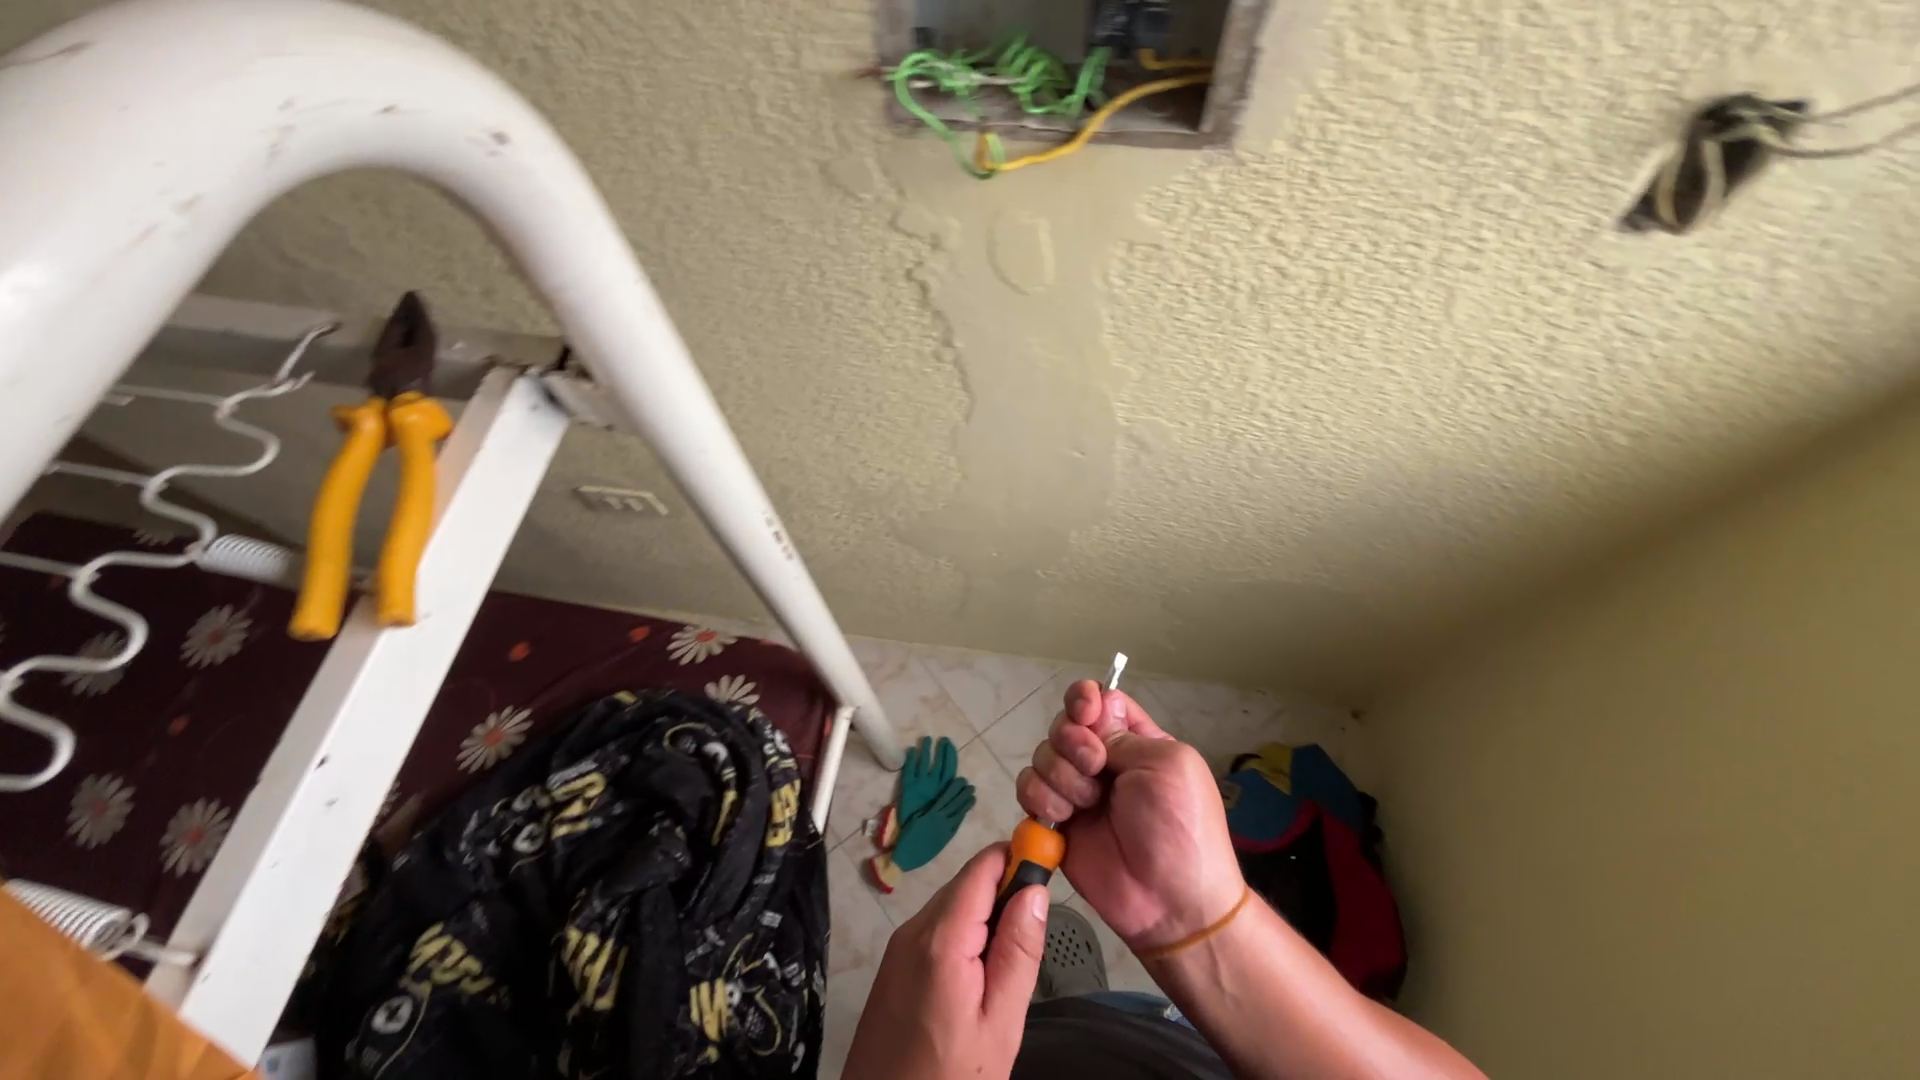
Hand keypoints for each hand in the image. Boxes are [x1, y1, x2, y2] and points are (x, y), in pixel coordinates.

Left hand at [842, 844, 1047, 1079]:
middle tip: (1031, 941)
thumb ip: (1019, 952)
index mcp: (941, 937)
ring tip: (1005, 968)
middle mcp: (914, 928)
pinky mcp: (893, 963)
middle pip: (968, 883)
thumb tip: (1036, 889)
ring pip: (953, 905)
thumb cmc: (950, 1078)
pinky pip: (936, 929)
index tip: (1049, 868)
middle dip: (1004, 895)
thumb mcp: (1000, 1023)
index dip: (1017, 858)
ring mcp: (899, 945)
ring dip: (985, 918)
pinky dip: (963, 937)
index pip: (983, 867)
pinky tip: (976, 980)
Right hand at [1016, 681, 1244, 950]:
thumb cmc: (1181, 827)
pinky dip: (1040, 800)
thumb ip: (1123, 735)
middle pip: (1063, 726)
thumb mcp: (1168, 765)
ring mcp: (1076, 792)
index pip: (1097, 701)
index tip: (1086, 713)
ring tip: (1086, 804)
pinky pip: (1028, 791)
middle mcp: (1102, 761)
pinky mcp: (1054, 822)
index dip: (1084, 699)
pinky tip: (1063, 820)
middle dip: (1073, 743)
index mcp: (1135, 741)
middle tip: (1095, 768)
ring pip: (1042, 757)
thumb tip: (1091, 721)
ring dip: (1060, 776)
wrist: (1170, 901)